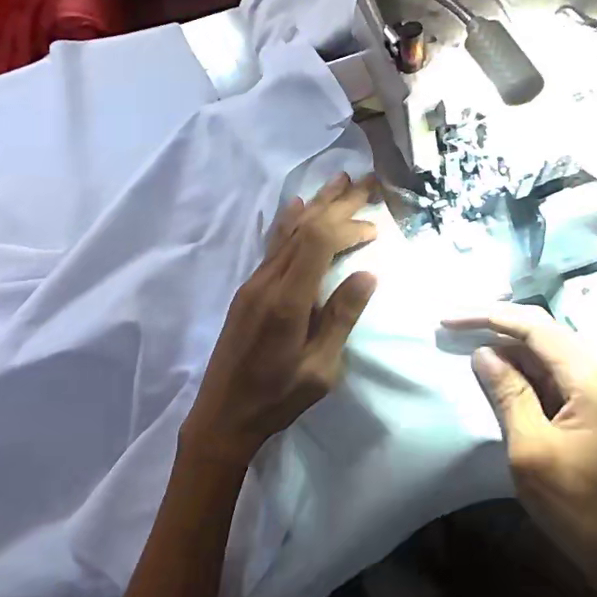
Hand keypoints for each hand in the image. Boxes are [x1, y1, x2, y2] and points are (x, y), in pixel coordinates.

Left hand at [184, 173, 379, 465]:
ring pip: (287, 232)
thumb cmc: (277, 398)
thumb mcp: (320, 369)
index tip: (374, 229)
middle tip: (367, 182)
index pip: (316, 241)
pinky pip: (274, 245)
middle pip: (303, 228)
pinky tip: (298, 207)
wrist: (222, 415)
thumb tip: (368, 274)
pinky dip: (291, 222)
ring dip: (316, 205)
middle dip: (336, 203)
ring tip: (340, 182)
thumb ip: (341, 318)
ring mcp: (253, 284)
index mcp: (286, 301)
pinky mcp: (248, 290)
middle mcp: (266, 282)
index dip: (346, 226)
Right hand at [443, 304, 596, 590]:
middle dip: (498, 323)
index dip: (490, 317)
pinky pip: (553, 375)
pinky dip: (523, 368)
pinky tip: (497, 369)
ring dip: (508, 345)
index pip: (537, 328)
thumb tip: (483, 352)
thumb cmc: (576, 506)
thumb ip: (508, 394)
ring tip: (467, 340)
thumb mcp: (531, 450)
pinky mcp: (593, 409)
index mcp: (591, 380)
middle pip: (545, 332)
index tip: (449, 319)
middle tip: (454, 324)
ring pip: (548, 352)